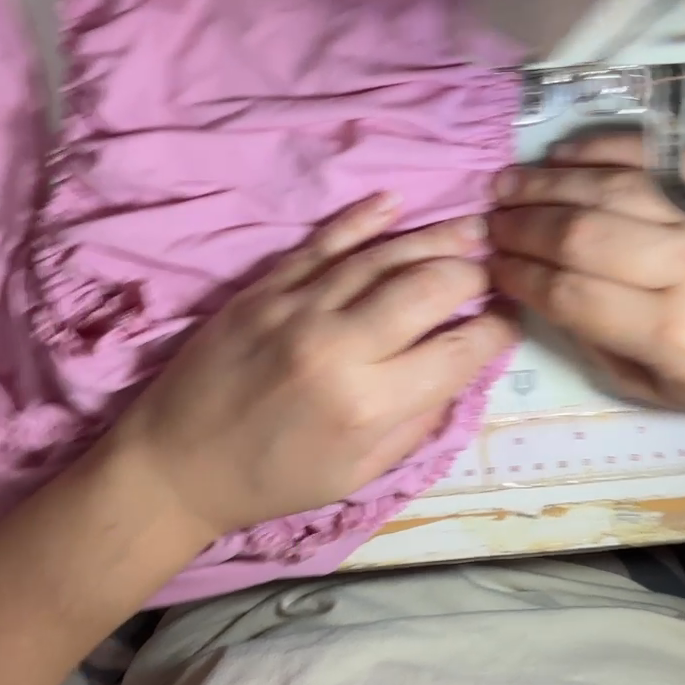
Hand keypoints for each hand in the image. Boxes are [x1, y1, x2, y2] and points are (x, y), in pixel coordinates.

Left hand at [106, 193, 517, 541]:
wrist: (176, 465)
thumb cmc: (273, 480)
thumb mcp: (358, 473)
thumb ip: (417, 420)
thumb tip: (459, 367)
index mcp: (368, 405)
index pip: (457, 352)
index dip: (496, 331)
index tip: (508, 321)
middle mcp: (339, 346)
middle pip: (428, 287)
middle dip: (472, 274)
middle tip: (491, 270)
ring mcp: (297, 308)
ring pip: (383, 256)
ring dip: (435, 238)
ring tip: (472, 227)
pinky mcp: (264, 288)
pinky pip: (323, 242)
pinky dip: (362, 219)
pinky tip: (395, 204)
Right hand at [486, 130, 684, 432]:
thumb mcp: (655, 388)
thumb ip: (591, 337)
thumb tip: (537, 284)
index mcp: (676, 335)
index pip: (572, 293)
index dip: (520, 275)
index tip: (489, 264)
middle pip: (584, 235)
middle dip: (524, 226)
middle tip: (488, 222)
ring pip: (613, 189)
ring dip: (549, 183)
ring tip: (506, 184)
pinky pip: (659, 157)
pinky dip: (605, 150)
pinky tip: (563, 155)